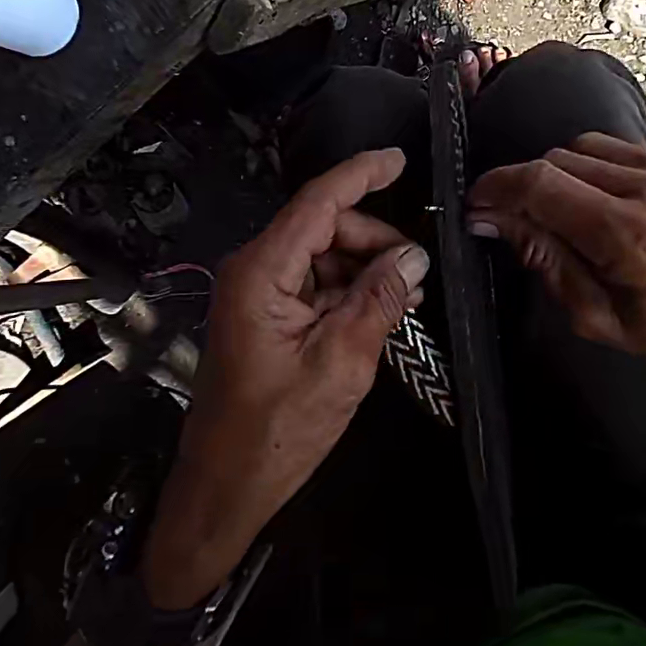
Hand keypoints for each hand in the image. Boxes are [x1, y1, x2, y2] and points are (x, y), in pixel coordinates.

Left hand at [144, 149, 428, 607]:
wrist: (226, 485)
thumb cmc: (277, 430)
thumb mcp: (341, 362)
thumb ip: (378, 301)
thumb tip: (415, 258)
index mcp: (261, 271)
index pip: (317, 203)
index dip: (360, 175)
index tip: (398, 159)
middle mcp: (254, 271)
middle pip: (324, 229)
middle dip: (374, 241)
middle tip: (419, 272)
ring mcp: (259, 294)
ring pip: (323, 258)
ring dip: (366, 269)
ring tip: (409, 297)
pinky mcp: (268, 317)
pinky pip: (315, 286)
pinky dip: (350, 292)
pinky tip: (384, 310)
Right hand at [466, 133, 645, 429]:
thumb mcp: (596, 316)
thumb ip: (542, 257)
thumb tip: (493, 219)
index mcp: (635, 238)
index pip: (541, 184)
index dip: (497, 187)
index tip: (477, 200)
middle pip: (561, 157)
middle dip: (526, 184)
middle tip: (514, 215)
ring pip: (592, 147)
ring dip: (564, 175)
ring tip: (567, 213)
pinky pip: (631, 153)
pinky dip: (605, 174)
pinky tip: (611, 206)